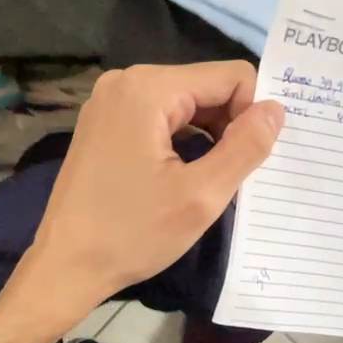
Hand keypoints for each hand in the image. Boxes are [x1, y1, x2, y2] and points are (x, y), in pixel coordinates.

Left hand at [0, 62, 284, 342]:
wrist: (65, 266)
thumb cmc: (132, 234)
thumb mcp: (201, 196)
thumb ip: (245, 147)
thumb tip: (276, 109)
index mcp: (149, 88)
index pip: (230, 76)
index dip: (253, 114)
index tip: (254, 160)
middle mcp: (125, 81)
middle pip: (204, 87)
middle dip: (229, 126)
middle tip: (234, 178)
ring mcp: (109, 103)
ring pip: (183, 105)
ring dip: (206, 137)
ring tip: (209, 182)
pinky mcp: (102, 125)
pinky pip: (157, 119)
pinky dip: (179, 142)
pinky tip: (181, 178)